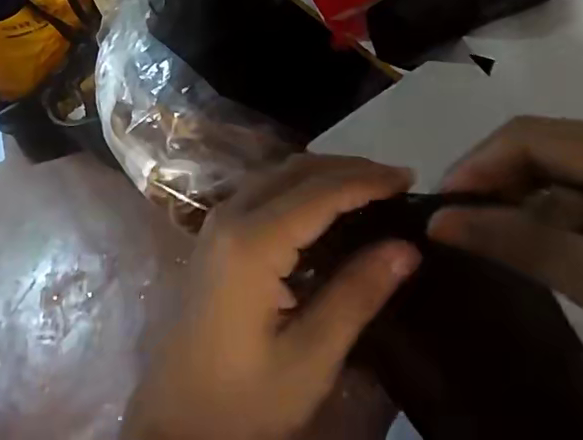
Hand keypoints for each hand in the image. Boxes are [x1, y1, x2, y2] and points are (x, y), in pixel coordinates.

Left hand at [123, 156, 420, 439]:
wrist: (173, 427)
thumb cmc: (243, 400)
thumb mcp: (309, 359)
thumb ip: (357, 295)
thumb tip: (407, 247)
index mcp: (252, 242)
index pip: (320, 191)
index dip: (368, 180)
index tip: (409, 178)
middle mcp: (231, 215)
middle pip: (298, 170)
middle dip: (350, 168)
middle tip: (397, 181)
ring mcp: (217, 222)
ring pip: (280, 174)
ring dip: (326, 172)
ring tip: (371, 188)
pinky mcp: (215, 235)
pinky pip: (266, 189)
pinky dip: (303, 186)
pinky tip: (328, 207)